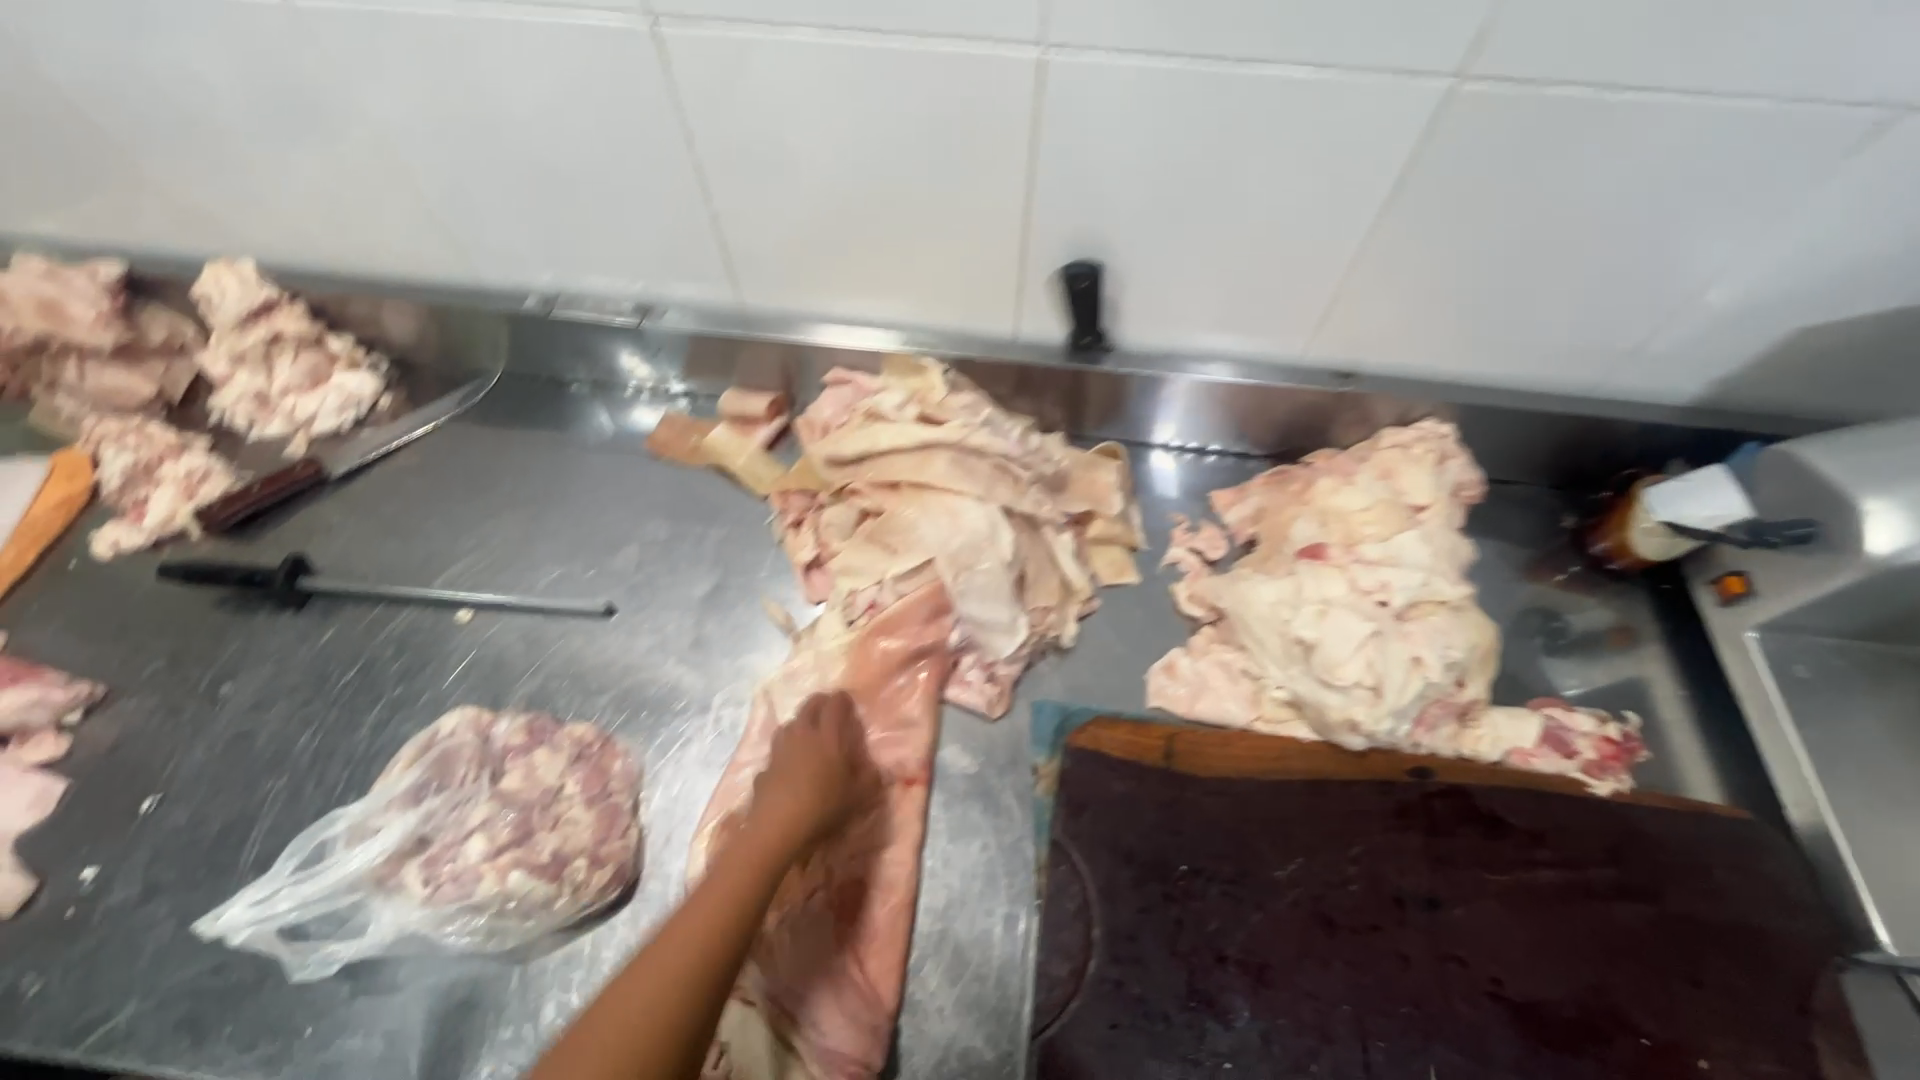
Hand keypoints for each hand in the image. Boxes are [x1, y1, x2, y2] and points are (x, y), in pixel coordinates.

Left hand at [746, 691, 876, 857]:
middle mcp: (802, 736)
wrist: (778, 827)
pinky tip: (787, 765)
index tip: (847, 699)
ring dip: (799, 723)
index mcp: (828, 737)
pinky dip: (783, 752)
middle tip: (828, 707)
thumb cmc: (824, 807)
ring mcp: (779, 750)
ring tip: (806, 732)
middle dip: (819, 702)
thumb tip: (877, 769)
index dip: (842, 699)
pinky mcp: (764, 768)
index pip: (834, 706)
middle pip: (808, 706)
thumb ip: (871, 779)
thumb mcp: (858, 797)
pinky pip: (775, 751)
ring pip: (788, 725)